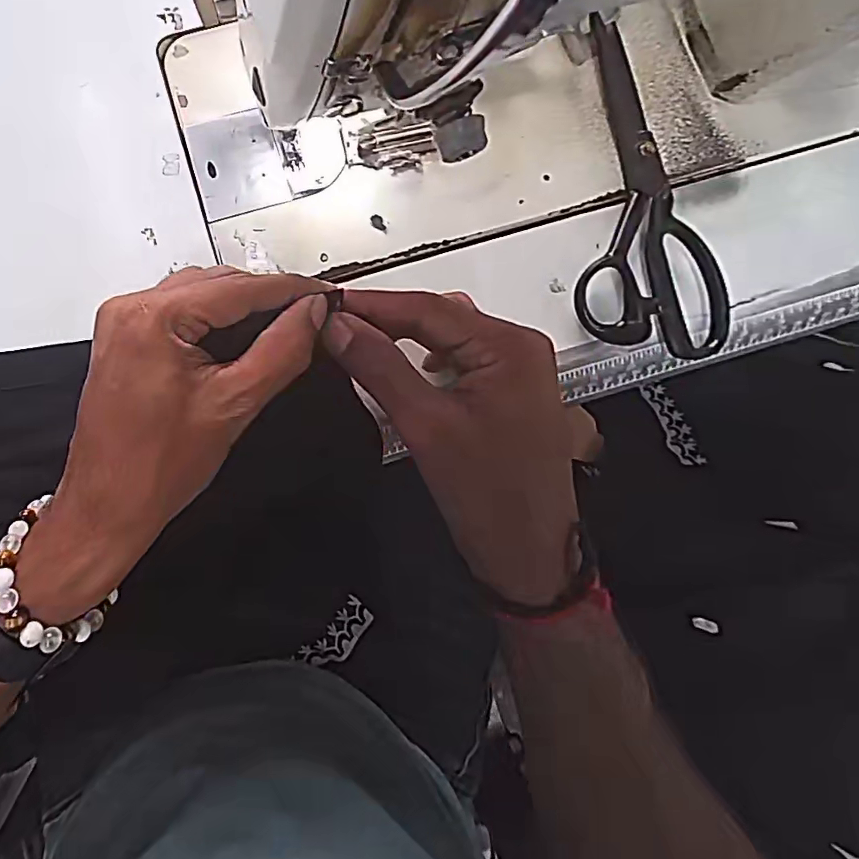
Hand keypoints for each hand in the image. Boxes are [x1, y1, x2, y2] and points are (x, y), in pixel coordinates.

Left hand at [17, 267, 330, 620]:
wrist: (109, 503)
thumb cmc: (150, 468)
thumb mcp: (233, 405)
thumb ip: (281, 350)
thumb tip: (308, 315)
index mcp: (151, 320)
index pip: (236, 287)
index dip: (289, 289)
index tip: (319, 294)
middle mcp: (128, 311)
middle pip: (215, 282)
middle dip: (265, 295)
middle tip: (307, 310)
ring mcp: (120, 323)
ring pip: (196, 291)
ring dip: (238, 304)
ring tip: (280, 323)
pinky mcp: (122, 338)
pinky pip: (176, 309)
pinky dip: (211, 317)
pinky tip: (237, 335)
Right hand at [322, 290, 591, 604]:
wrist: (528, 553)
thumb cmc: (498, 500)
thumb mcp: (425, 425)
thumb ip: (379, 367)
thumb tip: (344, 329)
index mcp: (510, 349)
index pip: (426, 307)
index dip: (370, 304)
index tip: (330, 305)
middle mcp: (518, 351)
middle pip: (435, 316)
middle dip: (382, 318)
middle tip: (335, 322)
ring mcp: (512, 371)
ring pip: (441, 336)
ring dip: (398, 336)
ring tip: (356, 340)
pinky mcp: (501, 390)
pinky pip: (451, 357)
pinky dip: (416, 357)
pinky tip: (395, 367)